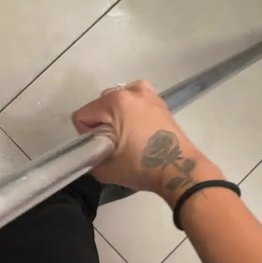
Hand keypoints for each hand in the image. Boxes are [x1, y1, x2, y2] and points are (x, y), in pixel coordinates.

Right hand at [72, 81, 223, 203]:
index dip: (85, 135)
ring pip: (118, 98)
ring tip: (124, 133)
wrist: (179, 169)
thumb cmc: (142, 166)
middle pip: (99, 105)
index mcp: (114, 102)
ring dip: (115, 114)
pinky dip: (132, 107)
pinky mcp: (160, 101)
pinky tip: (137, 124)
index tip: (99, 149)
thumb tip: (90, 156)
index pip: (82, 115)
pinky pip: (136, 97)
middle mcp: (130, 92)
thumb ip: (89, 160)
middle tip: (112, 144)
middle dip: (100, 123)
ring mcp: (148, 93)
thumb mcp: (106, 170)